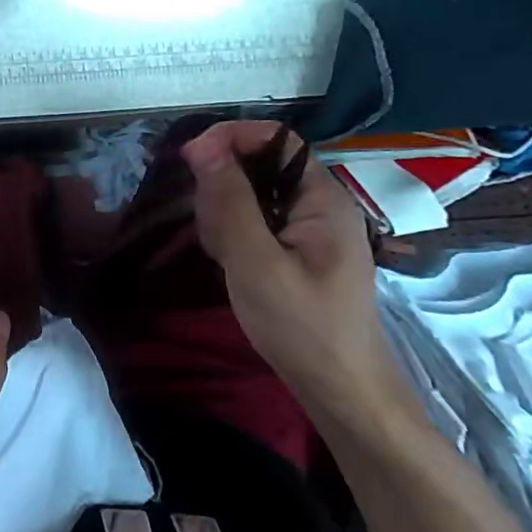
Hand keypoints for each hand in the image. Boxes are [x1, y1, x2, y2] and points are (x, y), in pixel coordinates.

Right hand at [182, 122, 404, 419]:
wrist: (340, 392)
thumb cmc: (303, 327)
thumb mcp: (257, 263)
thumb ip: (230, 202)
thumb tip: (202, 146)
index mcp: (322, 198)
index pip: (276, 140)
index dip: (232, 138)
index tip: (190, 159)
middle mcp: (319, 205)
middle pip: (260, 166)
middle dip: (224, 185)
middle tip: (210, 228)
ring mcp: (308, 230)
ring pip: (252, 195)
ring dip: (226, 214)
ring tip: (222, 254)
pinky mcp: (296, 251)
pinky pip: (256, 222)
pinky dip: (234, 234)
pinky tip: (229, 262)